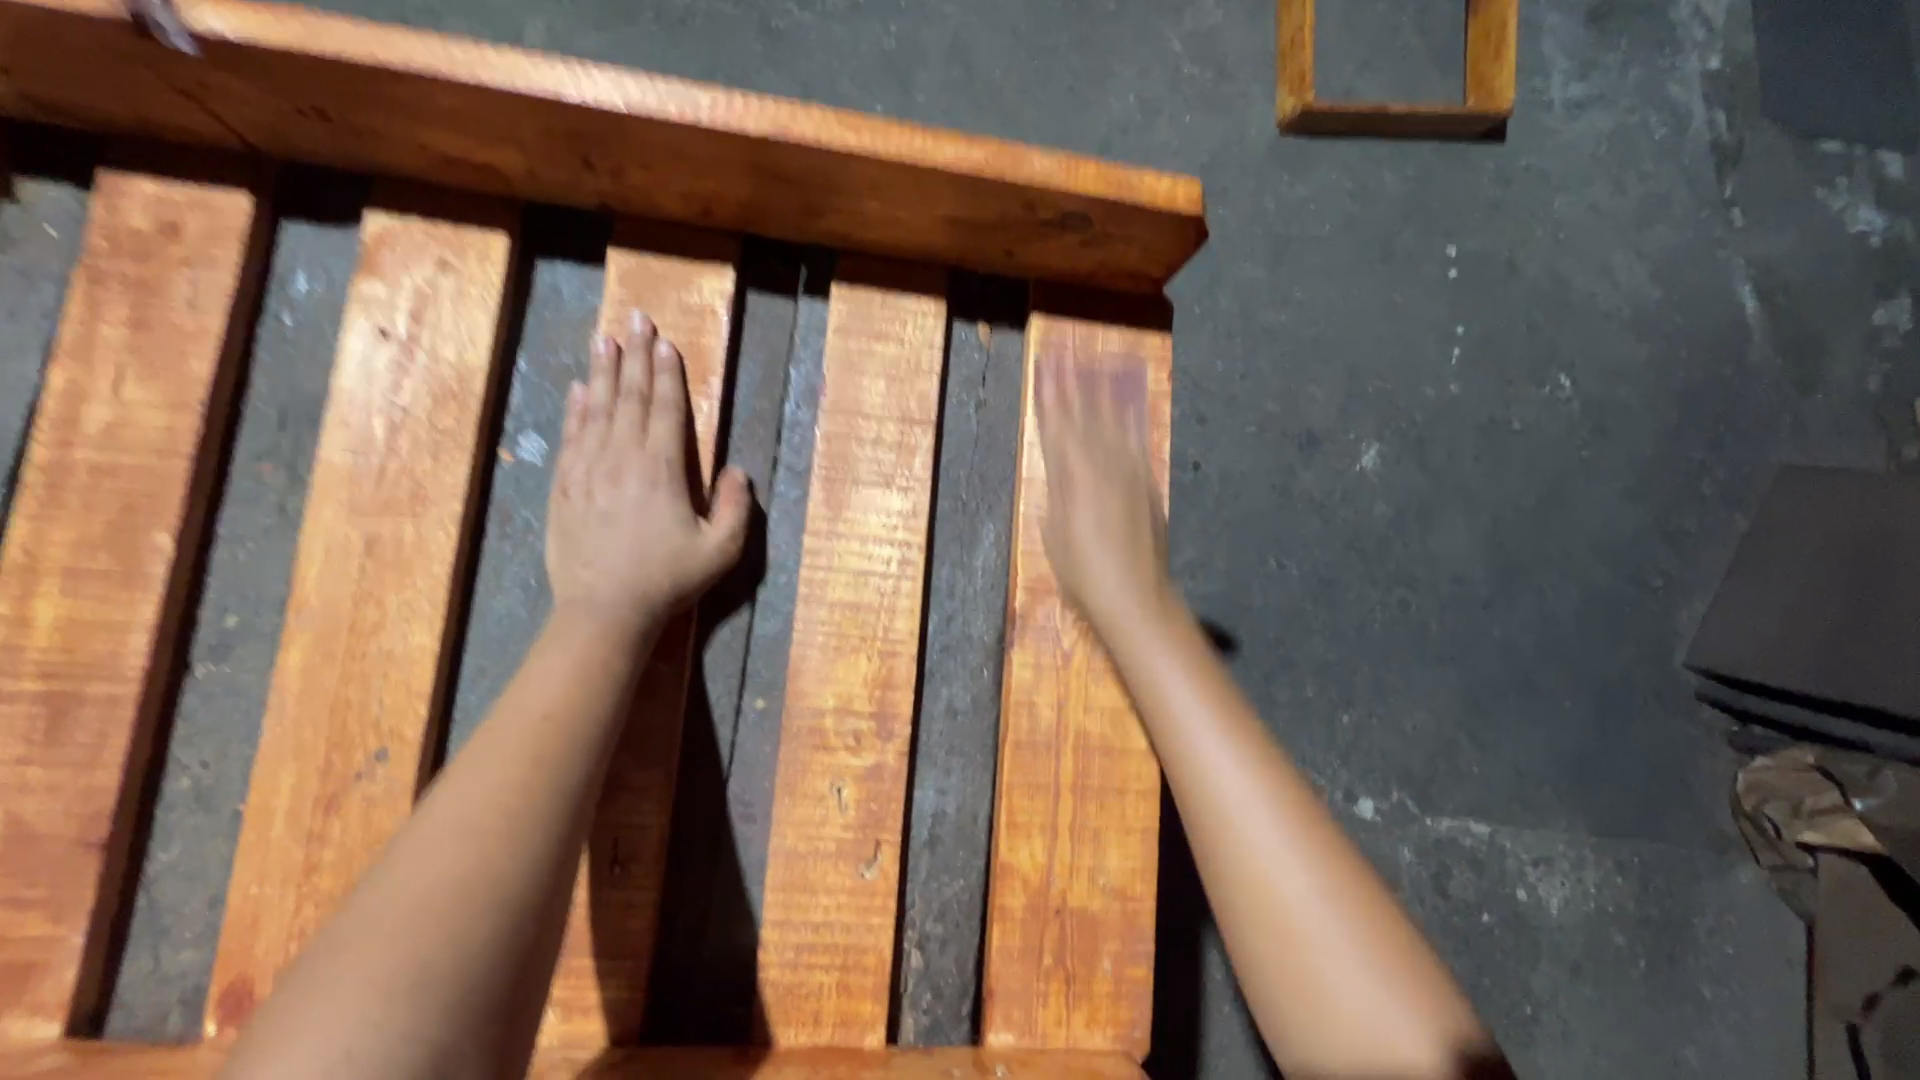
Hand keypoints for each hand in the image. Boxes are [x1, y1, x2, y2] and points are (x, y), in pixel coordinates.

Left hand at [546, 311, 751, 635]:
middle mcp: (622, 459)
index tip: (664, 340)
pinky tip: (580, 389)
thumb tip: (737, 471)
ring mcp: (587, 470)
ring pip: (597, 409)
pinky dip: (576, 409)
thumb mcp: (720, 552)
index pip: (666, 408)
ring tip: (605, 339)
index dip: (666, 372)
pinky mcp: (564, 487)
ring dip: (603, 372)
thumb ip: (735, 508)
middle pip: (630, 398)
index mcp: (662, 470)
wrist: (603, 611)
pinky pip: (571, 436)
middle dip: (635, 356)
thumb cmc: (668, 581)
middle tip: (635, 319)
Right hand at [1035, 359, 1174, 634]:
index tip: (1048, 364)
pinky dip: (1131, 419)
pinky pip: (1136, 441)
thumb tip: (1059, 473)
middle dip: (1074, 381)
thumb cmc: (1082, 573)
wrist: (1133, 594)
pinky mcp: (1146, 483)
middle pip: (1084, 415)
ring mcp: (1127, 471)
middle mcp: (1100, 465)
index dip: (1052, 394)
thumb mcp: (1055, 534)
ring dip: (1101, 391)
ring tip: (1094, 364)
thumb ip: (1056, 496)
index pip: (1057, 424)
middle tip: (1067, 350)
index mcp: (1070, 476)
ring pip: (1110, 422)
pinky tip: (1128, 402)